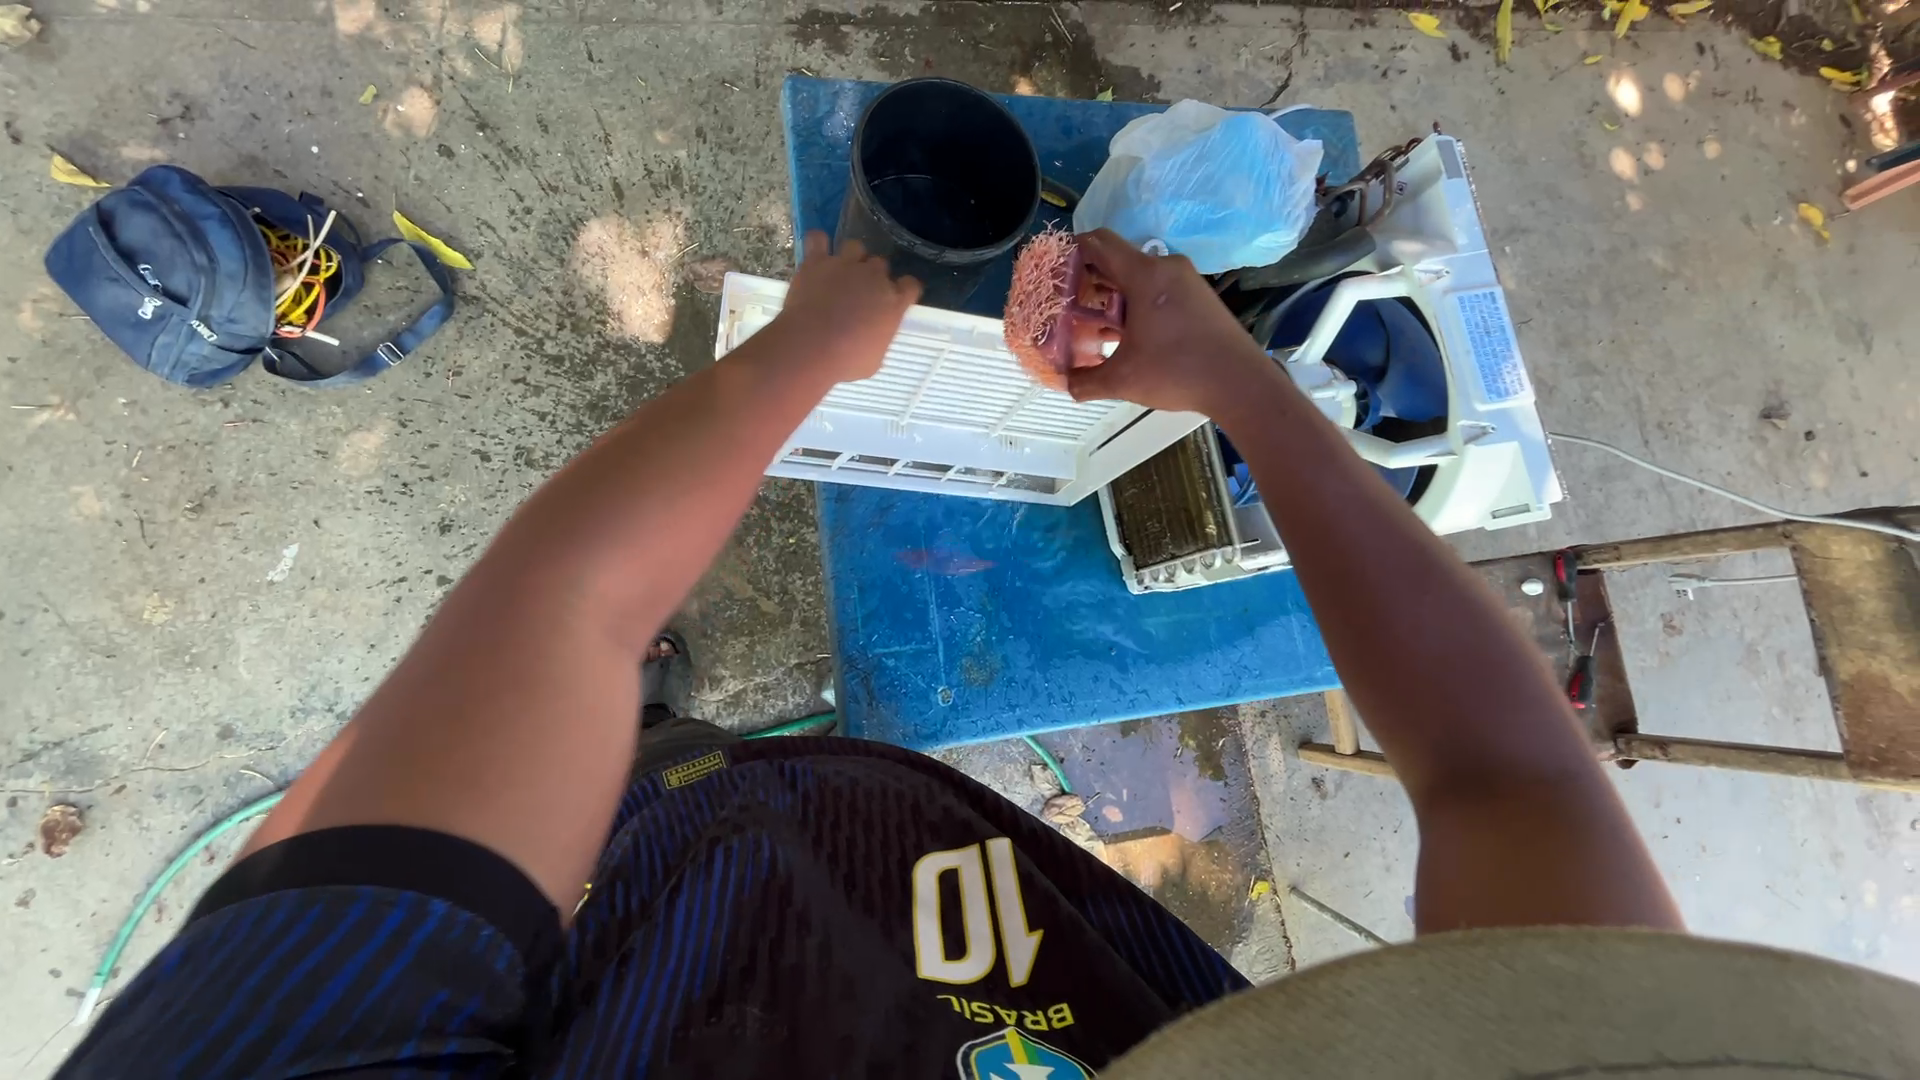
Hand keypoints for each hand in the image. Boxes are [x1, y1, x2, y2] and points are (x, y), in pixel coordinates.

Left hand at [766, 230, 921, 383]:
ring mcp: (846, 265)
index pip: (911, 285)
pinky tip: (817, 254)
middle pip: (881, 264)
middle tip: (862, 292)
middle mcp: (874, 277)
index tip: (896, 299)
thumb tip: (874, 338)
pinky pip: (819, 239)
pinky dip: (818, 244)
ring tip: (841, 272)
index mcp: (894, 302)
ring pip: (856, 247)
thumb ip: (879, 340)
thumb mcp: (875, 360)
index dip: (904, 291)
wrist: (811, 347)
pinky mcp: (818, 261)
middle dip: (874, 276)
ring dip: (851, 257)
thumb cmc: (847, 361)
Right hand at [1066, 229, 1275, 415]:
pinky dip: (1137, 302)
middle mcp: (1166, 267)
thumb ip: (1085, 381)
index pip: (1098, 243)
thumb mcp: (1122, 380)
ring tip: (1096, 322)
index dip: (1070, 251)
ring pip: (1139, 275)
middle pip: (1117, 259)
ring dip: (1114, 293)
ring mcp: (1186, 280)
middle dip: (1089, 279)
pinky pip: (1158, 288)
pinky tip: (1129, 333)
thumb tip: (1064, 383)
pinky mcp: (1198, 296)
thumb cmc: (1177, 371)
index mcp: (1145, 274)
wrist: (1240, 382)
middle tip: (1069, 304)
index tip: (1055, 272)